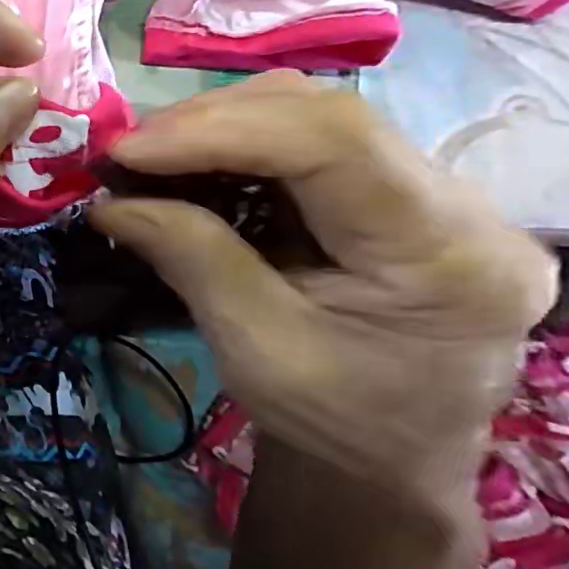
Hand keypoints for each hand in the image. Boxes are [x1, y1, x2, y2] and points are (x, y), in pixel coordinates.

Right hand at [88, 71, 556, 506]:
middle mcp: (460, 205)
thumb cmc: (331, 418)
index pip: (334, 146)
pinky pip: (306, 137)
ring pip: (312, 112)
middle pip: (324, 114)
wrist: (389, 456)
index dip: (218, 131)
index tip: (126, 151)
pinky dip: (231, 140)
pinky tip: (188, 164)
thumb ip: (190, 257)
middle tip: (126, 153)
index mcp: (446, 257)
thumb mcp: (254, 347)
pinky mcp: (396, 190)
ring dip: (214, 124)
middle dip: (208, 122)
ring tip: (148, 158)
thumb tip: (109, 201)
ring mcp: (435, 191)